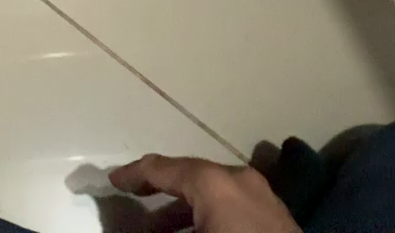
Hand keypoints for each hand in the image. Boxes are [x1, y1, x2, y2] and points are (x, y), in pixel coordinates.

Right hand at [108, 155, 300, 232]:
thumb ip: (157, 228)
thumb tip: (133, 227)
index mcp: (213, 181)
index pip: (160, 168)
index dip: (133, 174)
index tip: (112, 181)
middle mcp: (239, 179)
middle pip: (188, 176)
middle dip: (161, 193)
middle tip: (135, 201)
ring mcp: (265, 199)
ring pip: (213, 194)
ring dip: (185, 211)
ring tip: (162, 230)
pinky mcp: (282, 222)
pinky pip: (235, 209)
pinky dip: (212, 218)